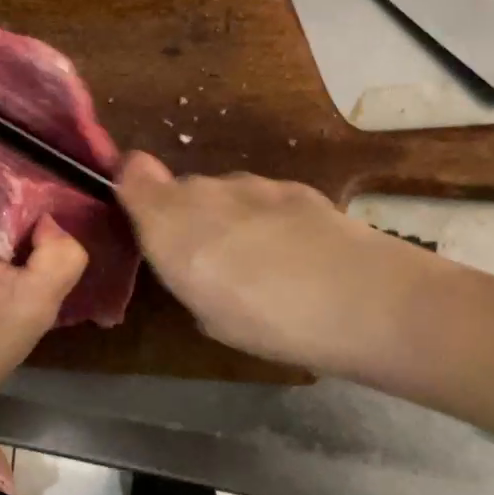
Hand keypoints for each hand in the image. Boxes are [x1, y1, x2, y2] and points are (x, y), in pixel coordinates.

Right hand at [116, 152, 443, 376]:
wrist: (362, 300)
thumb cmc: (265, 321)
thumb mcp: (204, 312)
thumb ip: (184, 271)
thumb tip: (189, 259)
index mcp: (165, 221)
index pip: (131, 174)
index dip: (135, 188)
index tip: (145, 218)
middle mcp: (201, 191)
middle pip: (182, 190)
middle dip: (190, 217)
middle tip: (212, 263)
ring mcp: (251, 185)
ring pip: (225, 196)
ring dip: (233, 220)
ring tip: (264, 268)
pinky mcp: (296, 188)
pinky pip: (266, 201)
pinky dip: (273, 221)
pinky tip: (301, 259)